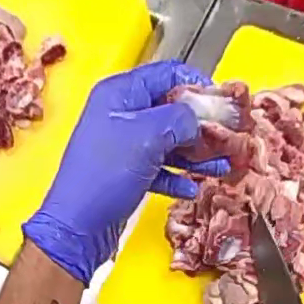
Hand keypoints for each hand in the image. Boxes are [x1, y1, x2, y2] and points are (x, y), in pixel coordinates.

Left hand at [22, 60, 230, 283]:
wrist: (78, 228)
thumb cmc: (104, 177)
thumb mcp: (147, 137)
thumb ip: (178, 119)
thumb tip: (197, 118)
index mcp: (120, 95)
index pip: (166, 74)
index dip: (197, 85)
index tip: (221, 100)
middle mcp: (119, 117)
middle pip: (169, 111)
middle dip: (199, 124)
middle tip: (226, 135)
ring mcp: (121, 149)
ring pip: (166, 144)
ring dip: (194, 154)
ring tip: (220, 164)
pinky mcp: (123, 179)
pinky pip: (157, 171)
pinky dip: (175, 177)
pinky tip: (192, 187)